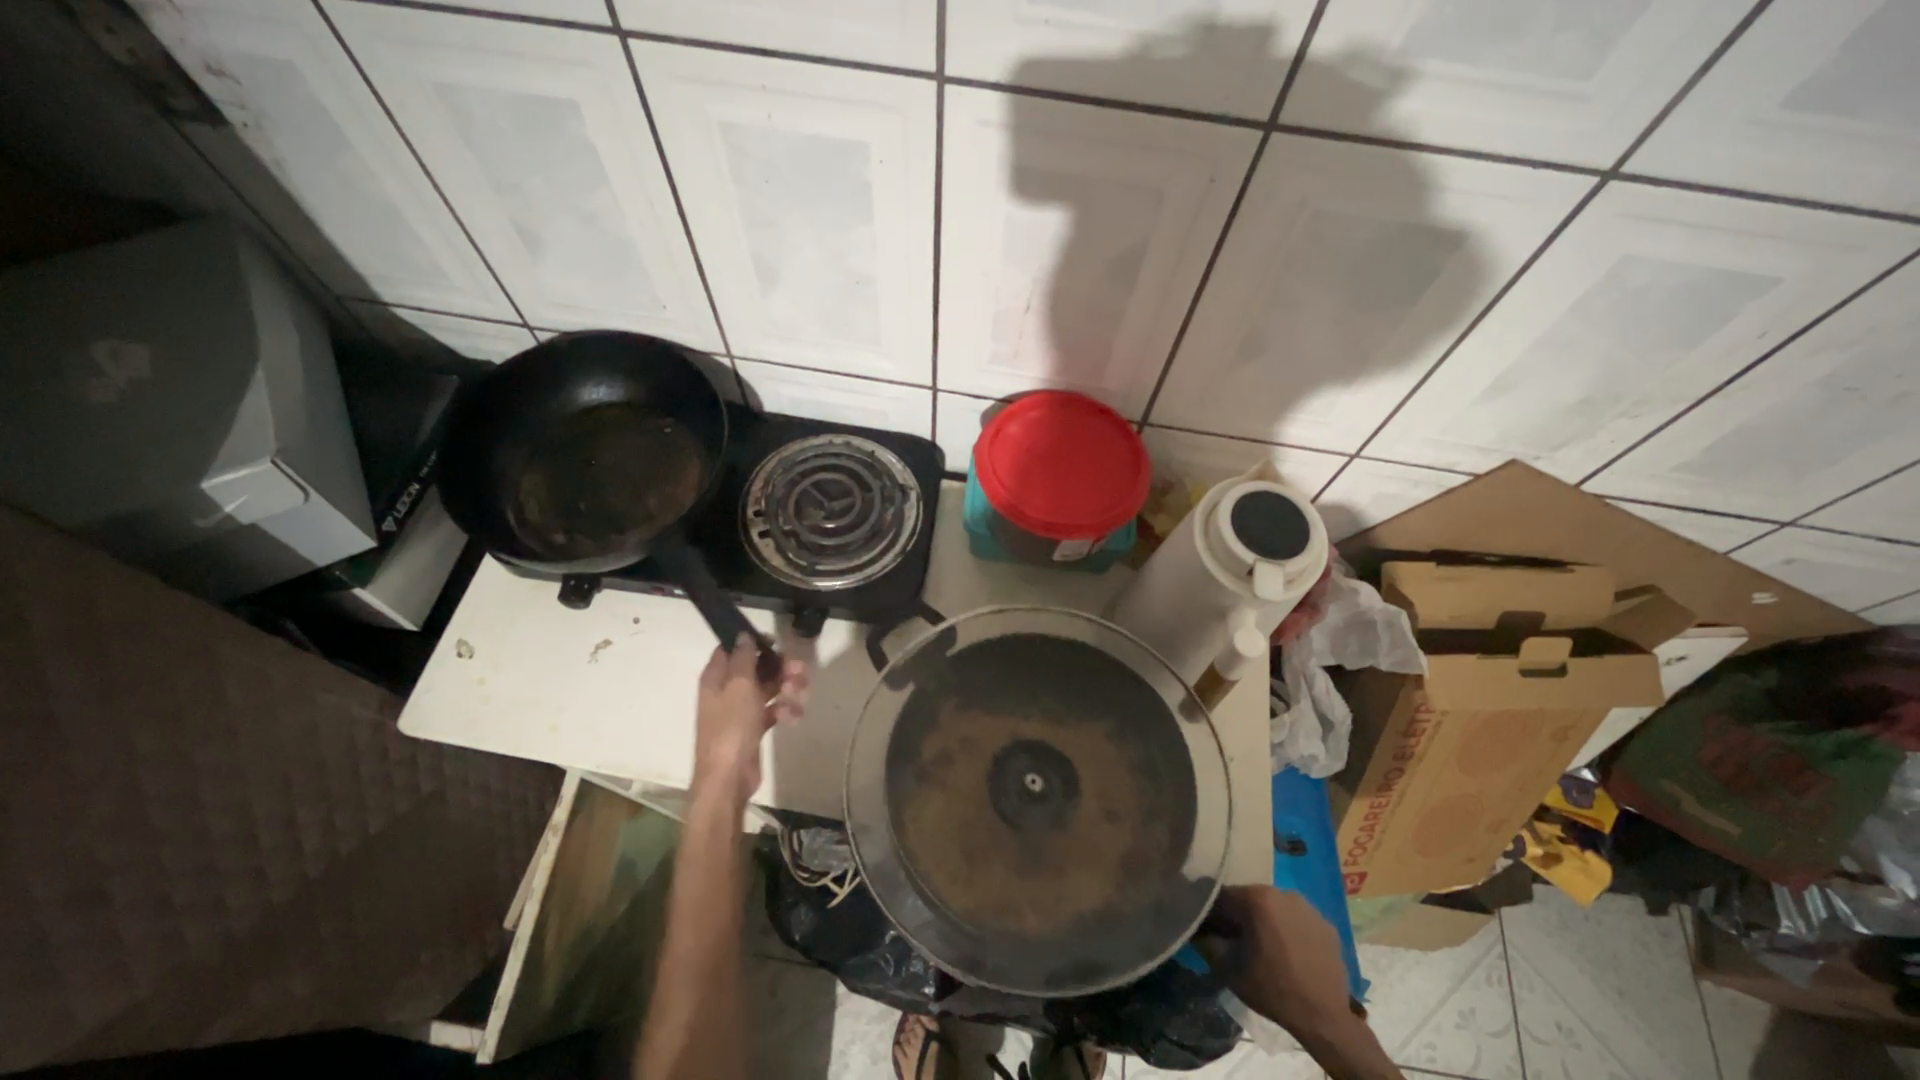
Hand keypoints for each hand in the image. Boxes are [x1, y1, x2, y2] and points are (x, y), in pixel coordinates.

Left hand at [692, 633, 808, 804]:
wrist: (728, 778)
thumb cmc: (731, 728)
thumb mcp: (739, 687)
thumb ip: (743, 658)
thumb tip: (743, 635)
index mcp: (716, 678)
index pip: (732, 649)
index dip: (753, 643)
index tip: (776, 642)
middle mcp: (726, 691)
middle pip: (756, 668)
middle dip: (780, 668)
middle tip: (800, 671)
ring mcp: (739, 711)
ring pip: (768, 689)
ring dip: (787, 689)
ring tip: (801, 695)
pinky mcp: (752, 728)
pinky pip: (772, 711)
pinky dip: (784, 711)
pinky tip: (794, 718)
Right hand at [1199, 886, 1354, 1033]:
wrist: (1323, 1017)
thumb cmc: (1271, 989)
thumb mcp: (1227, 968)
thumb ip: (1206, 941)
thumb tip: (1197, 928)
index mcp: (1257, 899)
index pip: (1222, 896)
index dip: (1211, 914)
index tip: (1209, 932)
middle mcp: (1283, 894)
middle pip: (1250, 899)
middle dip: (1239, 916)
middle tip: (1235, 942)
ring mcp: (1309, 908)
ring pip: (1275, 908)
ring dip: (1265, 922)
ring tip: (1264, 950)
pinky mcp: (1327, 925)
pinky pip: (1298, 921)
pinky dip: (1289, 931)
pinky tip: (1289, 955)